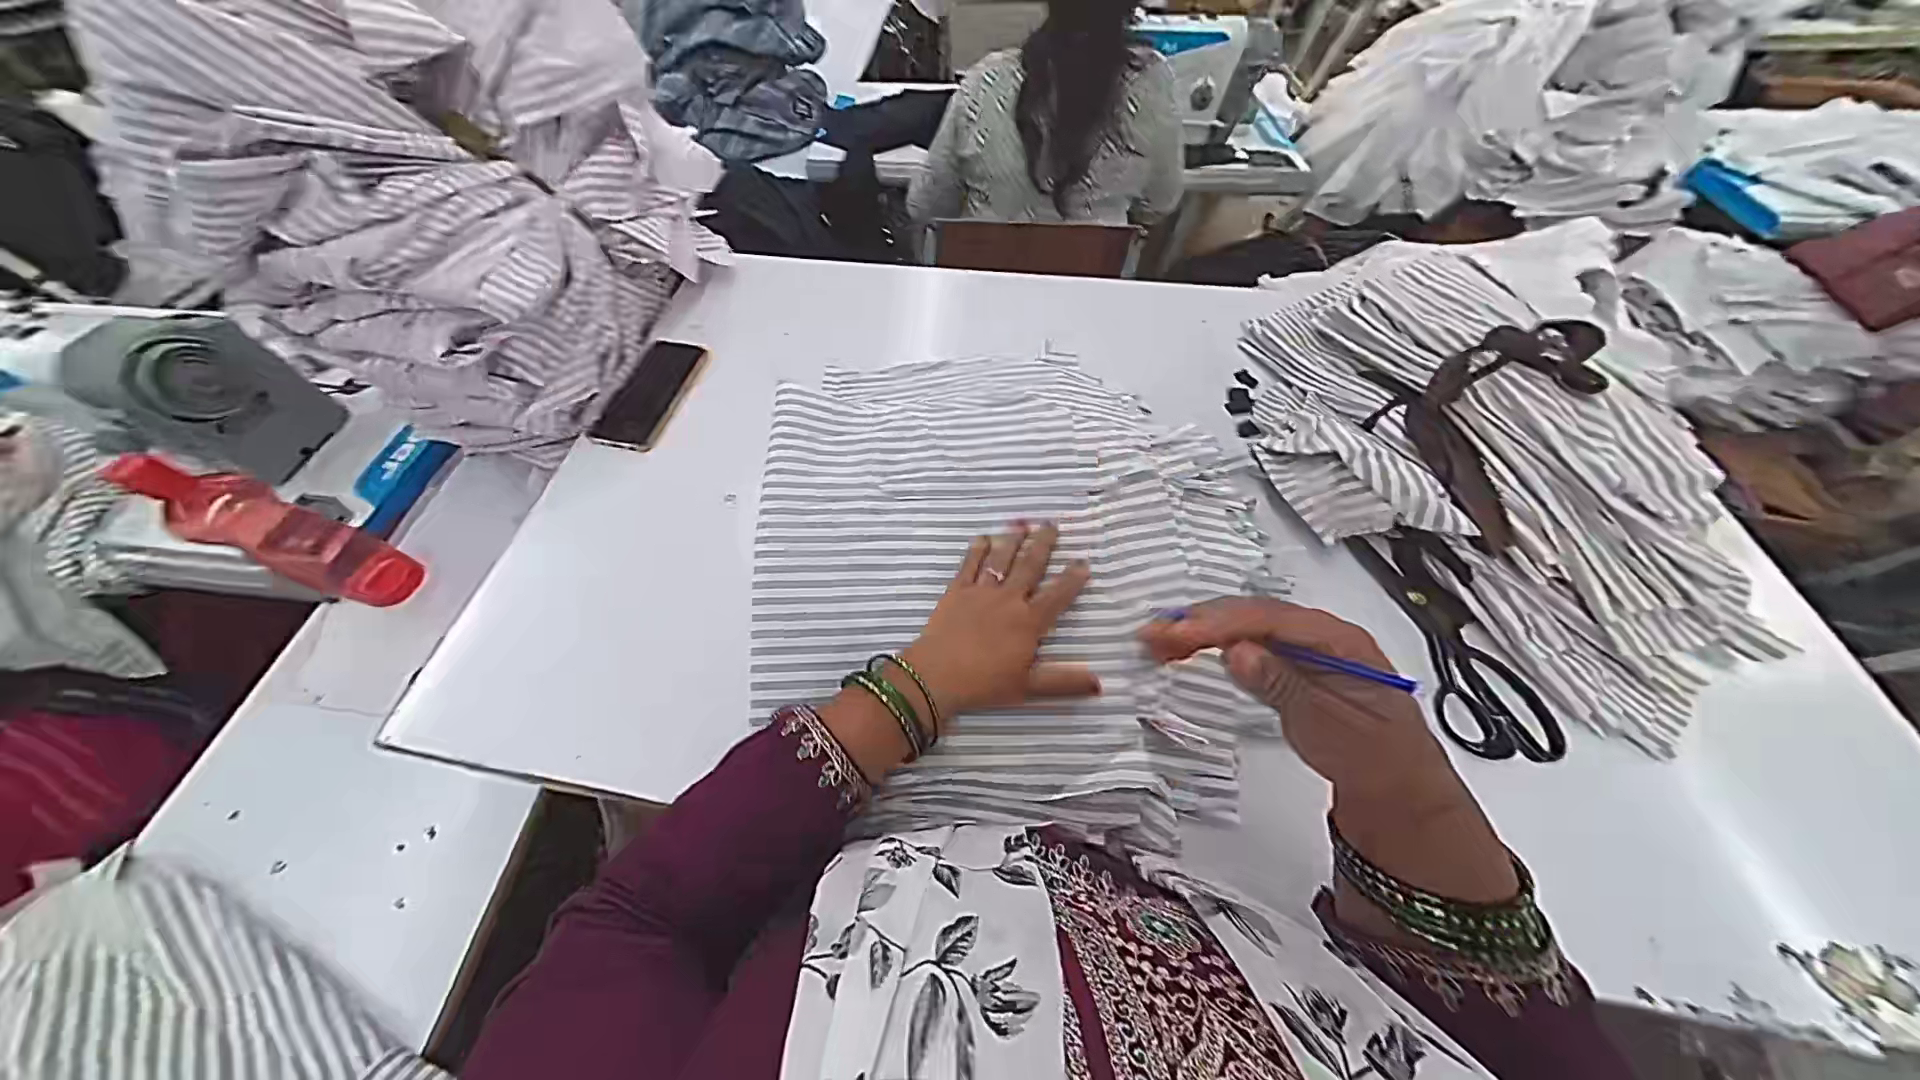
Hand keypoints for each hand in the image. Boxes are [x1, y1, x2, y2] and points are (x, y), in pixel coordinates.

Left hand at [902, 523, 1098, 723]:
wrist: (936, 676)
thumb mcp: (1028, 687)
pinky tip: (983, 538)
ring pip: (1001, 559)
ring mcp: (981, 592)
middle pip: (1030, 566)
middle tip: (1052, 525)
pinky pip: (970, 565)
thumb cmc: (984, 683)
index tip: (1082, 562)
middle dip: (1043, 544)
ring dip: (1013, 540)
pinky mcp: (957, 591)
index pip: (1057, 595)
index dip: (1072, 578)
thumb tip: (1100, 684)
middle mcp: (1008, 599)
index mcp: (1029, 622)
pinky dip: (977, 550)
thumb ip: (1064, 683)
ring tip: (1023, 524)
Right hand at [1138, 597, 1460, 810]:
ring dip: (1198, 629)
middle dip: (1199, 621)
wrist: (1395, 789)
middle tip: (1156, 635)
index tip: (1182, 634)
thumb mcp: (1327, 725)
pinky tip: (1185, 646)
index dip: (1221, 623)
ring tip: (1158, 640)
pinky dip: (1210, 643)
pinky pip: (1244, 641)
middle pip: (1251, 613)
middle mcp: (1319, 633)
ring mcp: (1302, 645)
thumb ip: (1281, 685)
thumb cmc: (1373, 758)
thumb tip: (1237, 652)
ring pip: (1242, 624)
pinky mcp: (1287, 660)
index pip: (1270, 618)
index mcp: (1339, 640)